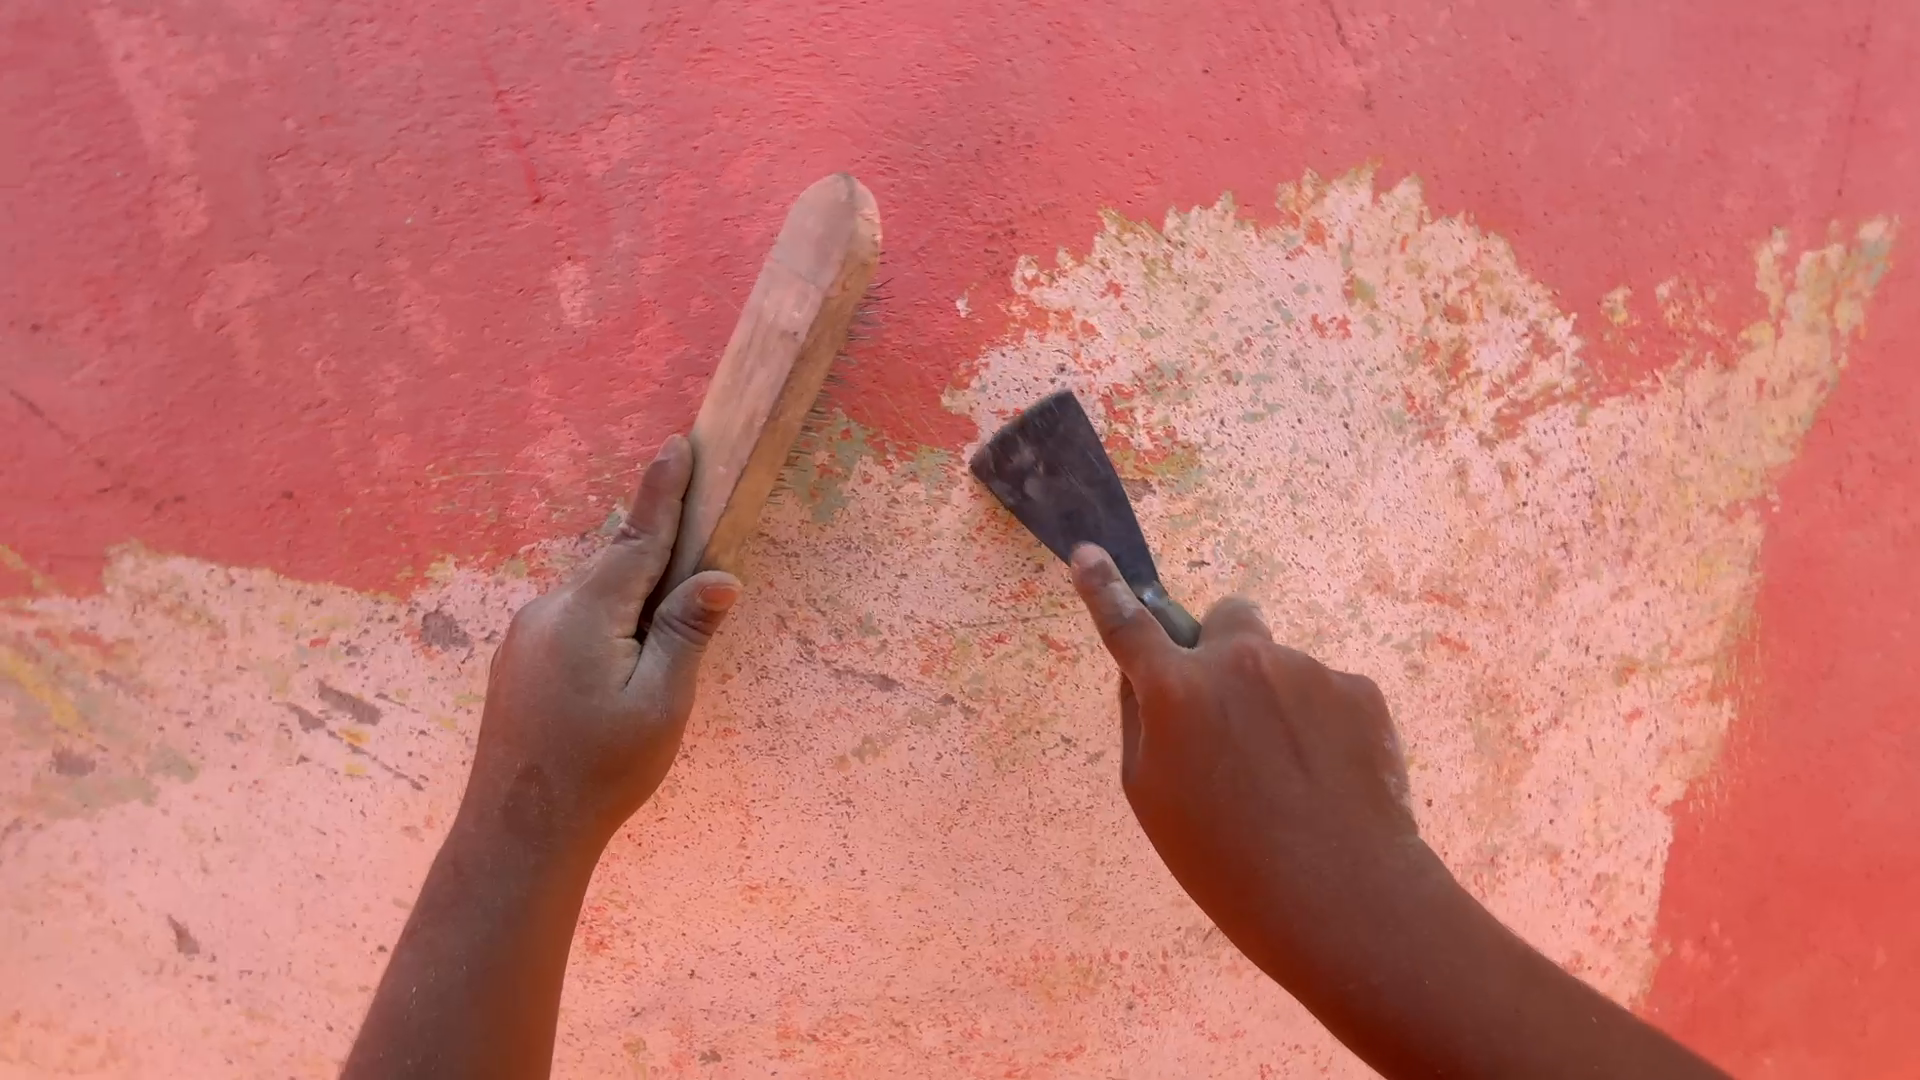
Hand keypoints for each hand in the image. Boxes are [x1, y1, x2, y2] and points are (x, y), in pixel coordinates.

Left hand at [464, 435, 740, 849]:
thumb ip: (685, 633)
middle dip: (659, 551)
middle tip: (701, 556)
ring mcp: (526, 635)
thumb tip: (719, 578)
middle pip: (616, 563)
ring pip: (595, 592)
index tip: (678, 446)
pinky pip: (575, 614)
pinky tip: (624, 653)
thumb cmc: (603, 769)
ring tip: (665, 627)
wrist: (518, 833)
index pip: (636, 538)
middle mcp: (548, 611)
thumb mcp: (661, 703)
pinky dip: (610, 613)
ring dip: (635, 591)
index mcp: (585, 614)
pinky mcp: (519, 657)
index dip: (662, 492)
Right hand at [1068, 544, 1420, 979]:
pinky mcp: (1361, 690)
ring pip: (1281, 665)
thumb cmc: (1221, 858)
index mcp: (1177, 690)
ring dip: (1276, 698)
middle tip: (1233, 709)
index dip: (1103, 586)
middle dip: (1225, 647)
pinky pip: (1327, 691)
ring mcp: (1307, 669)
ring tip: (1292, 772)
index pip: (1126, 624)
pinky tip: (1331, 776)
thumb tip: (1144, 675)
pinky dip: (1322, 721)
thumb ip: (1140, 719)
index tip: (1088, 552)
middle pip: (1228, 616)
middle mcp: (1240, 661)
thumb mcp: (1149, 795)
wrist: (1344, 900)